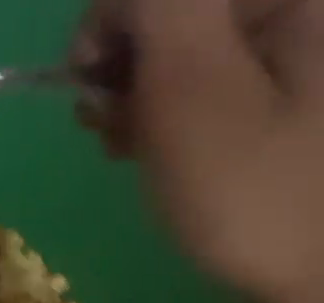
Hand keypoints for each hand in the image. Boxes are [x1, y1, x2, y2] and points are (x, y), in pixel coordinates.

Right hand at [74, 0, 323, 302]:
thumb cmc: (256, 190)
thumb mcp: (193, 96)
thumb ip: (159, 17)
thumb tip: (117, 2)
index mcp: (293, 4)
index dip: (109, 28)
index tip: (95, 92)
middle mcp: (300, 16)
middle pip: (175, 13)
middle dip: (128, 64)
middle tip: (122, 127)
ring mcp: (300, 49)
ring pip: (186, 43)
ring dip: (142, 91)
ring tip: (139, 144)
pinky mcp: (291, 84)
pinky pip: (211, 69)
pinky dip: (170, 105)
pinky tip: (165, 144)